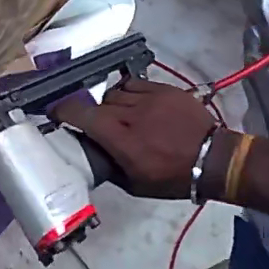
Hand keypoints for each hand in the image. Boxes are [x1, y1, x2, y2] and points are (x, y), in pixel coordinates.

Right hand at [52, 78, 217, 198]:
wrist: (212, 159)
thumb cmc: (173, 178)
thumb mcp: (135, 184)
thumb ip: (109, 166)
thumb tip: (90, 152)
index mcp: (124, 142)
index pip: (84, 116)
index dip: (64, 111)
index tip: (56, 112)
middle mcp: (134, 116)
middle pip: (98, 103)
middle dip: (91, 113)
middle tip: (94, 124)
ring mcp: (151, 98)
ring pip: (116, 91)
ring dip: (111, 102)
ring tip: (118, 114)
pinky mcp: (165, 89)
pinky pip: (136, 83)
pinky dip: (129, 92)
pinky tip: (134, 104)